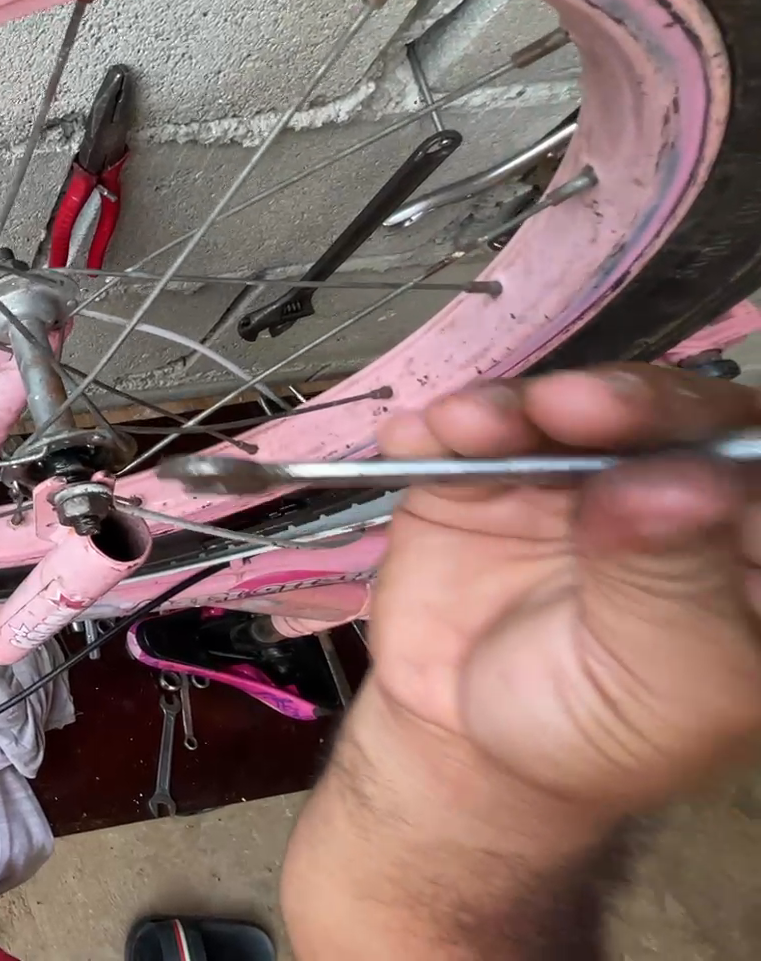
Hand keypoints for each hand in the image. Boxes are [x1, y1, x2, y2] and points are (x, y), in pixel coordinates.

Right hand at [368, 362, 760, 817]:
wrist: (460, 738)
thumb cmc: (594, 729)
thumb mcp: (663, 679)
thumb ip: (669, 584)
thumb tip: (672, 482)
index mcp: (745, 545)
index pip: (757, 465)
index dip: (719, 434)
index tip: (664, 443)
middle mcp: (658, 496)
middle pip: (659, 419)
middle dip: (617, 402)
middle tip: (565, 408)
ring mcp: (555, 486)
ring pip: (549, 416)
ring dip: (509, 408)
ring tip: (465, 423)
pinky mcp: (466, 488)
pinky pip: (450, 444)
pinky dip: (429, 431)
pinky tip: (414, 435)